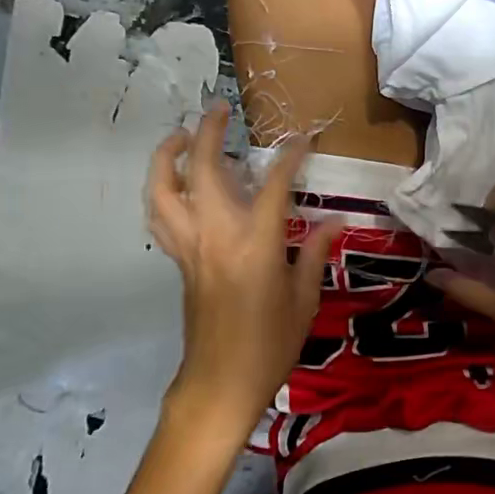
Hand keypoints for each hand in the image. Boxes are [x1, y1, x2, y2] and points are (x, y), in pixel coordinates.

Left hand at [146, 104, 342, 435]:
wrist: (219, 383)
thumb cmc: (269, 345)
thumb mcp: (304, 300)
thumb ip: (314, 254)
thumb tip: (334, 222)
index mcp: (255, 244)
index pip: (273, 185)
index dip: (290, 157)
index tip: (304, 139)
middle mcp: (216, 236)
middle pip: (204, 170)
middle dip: (209, 133)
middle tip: (219, 109)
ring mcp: (190, 247)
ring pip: (163, 190)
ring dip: (168, 156)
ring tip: (182, 136)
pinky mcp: (178, 260)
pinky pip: (160, 215)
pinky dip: (161, 191)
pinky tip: (174, 183)